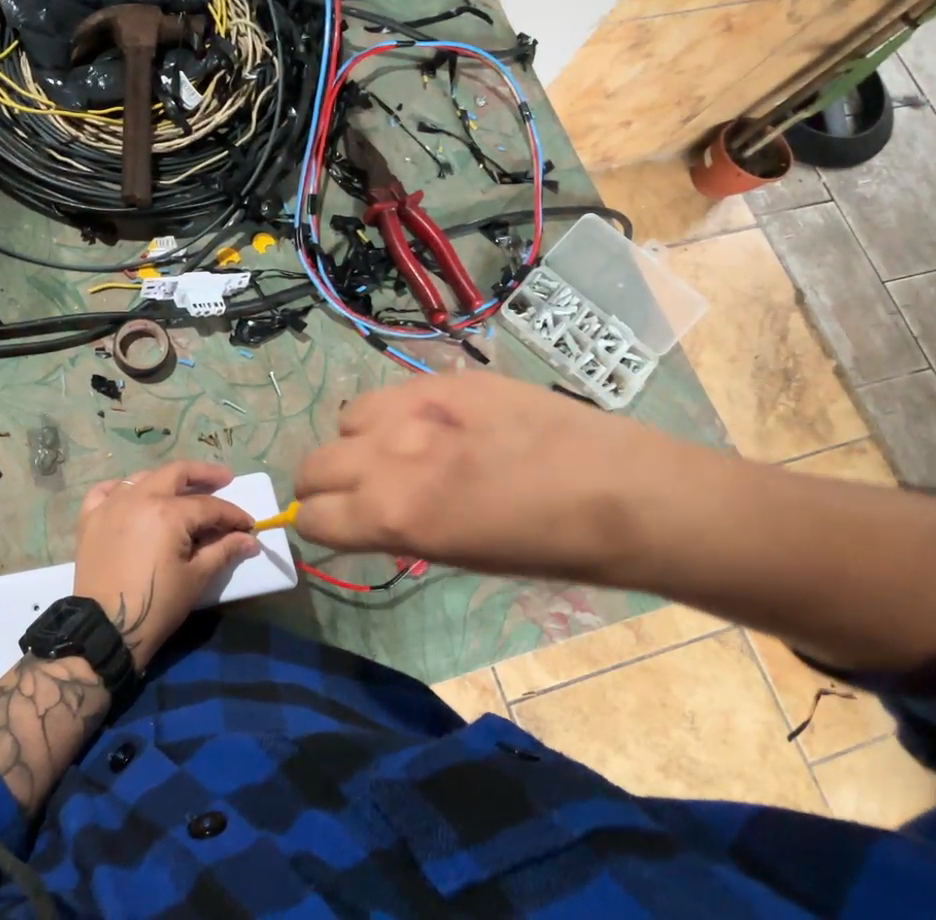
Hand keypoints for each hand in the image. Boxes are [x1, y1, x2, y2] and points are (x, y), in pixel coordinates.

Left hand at [73, 460, 259, 670]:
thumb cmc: (157, 603)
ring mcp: (109, 505)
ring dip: (165, 480)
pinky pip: (105, 491)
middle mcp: (137, 497)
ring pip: (142, 478)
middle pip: (175, 473)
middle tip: (223, 479)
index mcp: (167, 512)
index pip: (209, 506)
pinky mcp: (89, 518)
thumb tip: (249, 539)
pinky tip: (132, 495)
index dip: (232, 515)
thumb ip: (223, 551)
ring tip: (181, 489)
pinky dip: (121, 488)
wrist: (107, 627)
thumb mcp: (197, 577)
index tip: (248, 525)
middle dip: (203, 475)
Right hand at [294, 371, 704, 580]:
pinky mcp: (444, 380)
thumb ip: (393, 530)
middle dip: (323, 486)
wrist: (624, 494)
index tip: (336, 526)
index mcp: (391, 516)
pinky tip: (429, 427)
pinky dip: (390, 415)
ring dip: (356, 442)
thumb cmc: (546, 550)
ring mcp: (414, 411)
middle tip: (357, 494)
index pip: (311, 516)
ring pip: (344, 421)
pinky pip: (387, 395)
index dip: (319, 525)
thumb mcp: (454, 556)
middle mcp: (388, 458)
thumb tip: (362, 515)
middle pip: (312, 466)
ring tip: (397, 453)